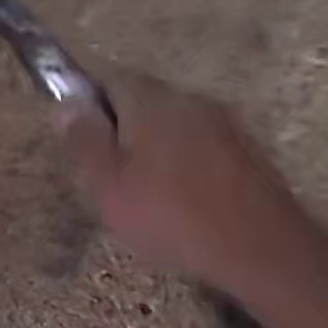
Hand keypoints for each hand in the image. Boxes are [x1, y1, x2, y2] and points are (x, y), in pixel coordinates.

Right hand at [57, 72, 314, 292]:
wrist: (261, 249)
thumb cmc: (171, 216)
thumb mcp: (109, 185)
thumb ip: (85, 141)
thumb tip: (66, 106)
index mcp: (152, 103)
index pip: (109, 78)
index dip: (86, 102)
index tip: (78, 138)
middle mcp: (191, 101)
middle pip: (143, 99)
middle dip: (119, 125)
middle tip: (104, 171)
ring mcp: (225, 124)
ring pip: (172, 123)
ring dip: (150, 144)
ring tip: (139, 189)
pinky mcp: (246, 151)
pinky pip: (198, 144)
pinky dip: (180, 161)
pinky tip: (177, 197)